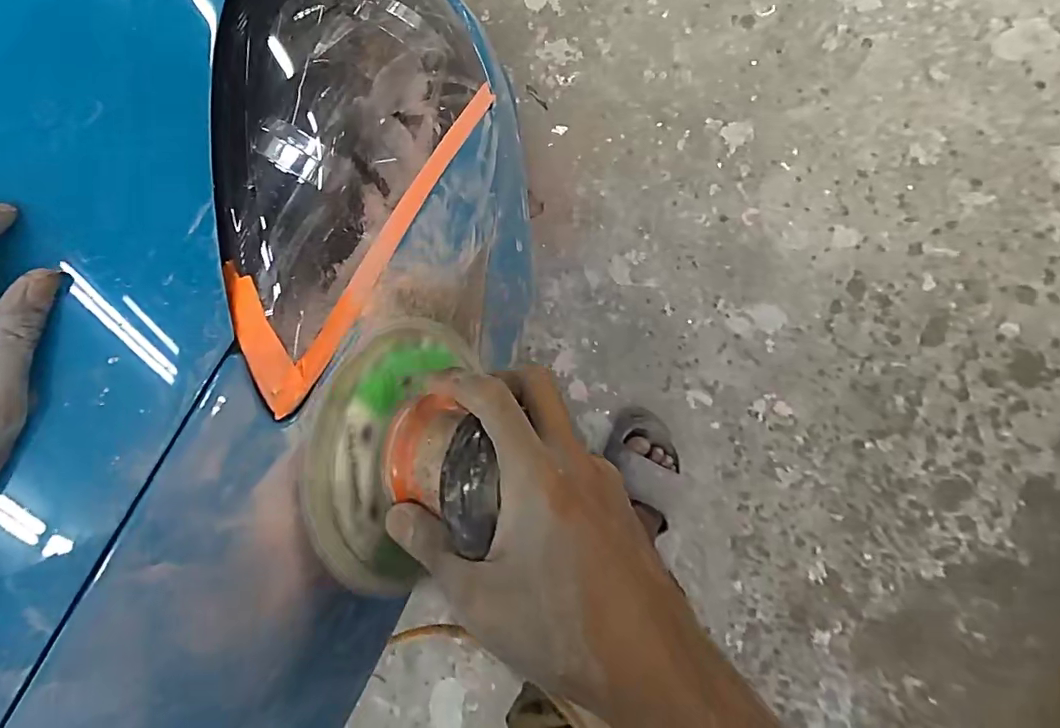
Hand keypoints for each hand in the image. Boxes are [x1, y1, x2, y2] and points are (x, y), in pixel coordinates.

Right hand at [385, 369, 773, 727]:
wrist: (664, 680)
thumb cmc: (563, 633)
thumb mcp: (480, 601)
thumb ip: (432, 549)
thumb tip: (396, 514)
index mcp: (537, 475)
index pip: (493, 397)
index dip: (455, 380)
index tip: (429, 389)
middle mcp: (575, 462)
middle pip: (537, 383)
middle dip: (496, 378)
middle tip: (465, 407)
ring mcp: (606, 481)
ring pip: (559, 420)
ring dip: (522, 420)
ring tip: (490, 465)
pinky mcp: (623, 505)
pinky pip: (576, 456)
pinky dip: (545, 454)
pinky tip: (530, 508)